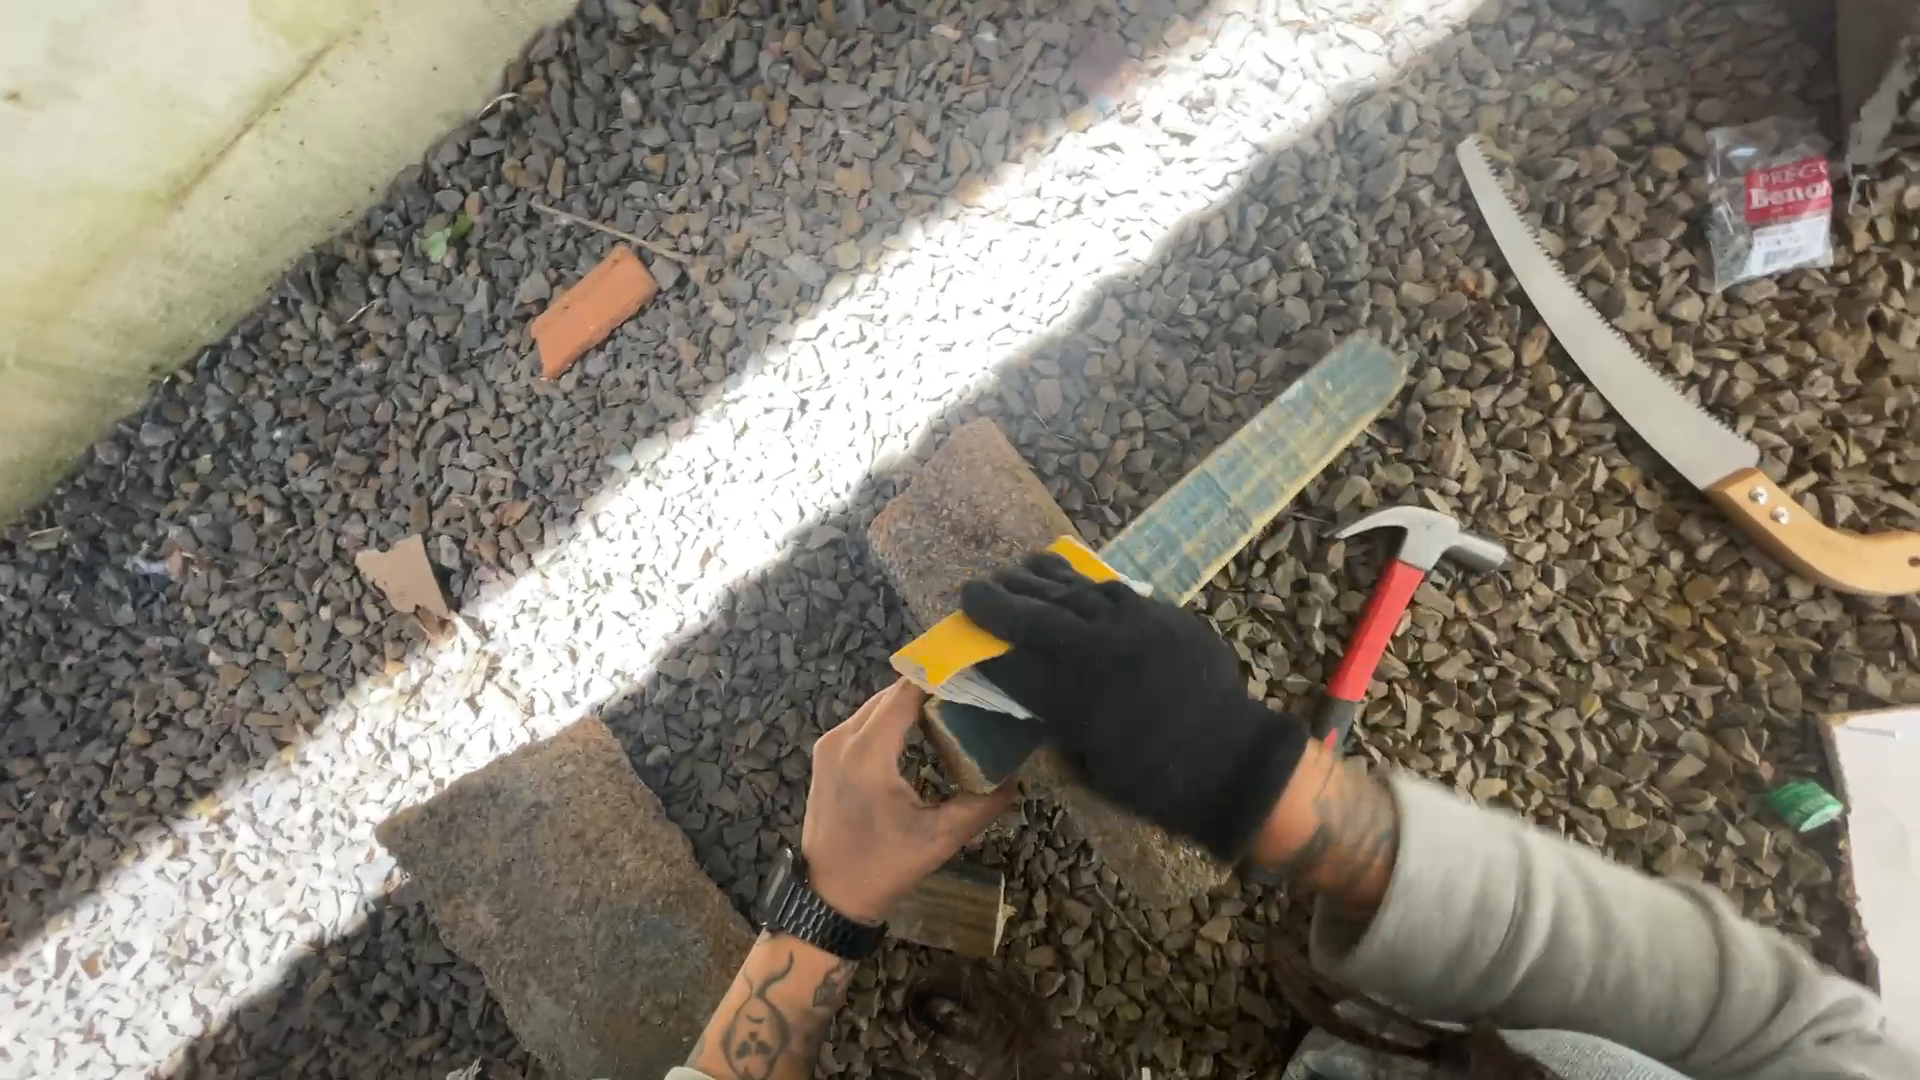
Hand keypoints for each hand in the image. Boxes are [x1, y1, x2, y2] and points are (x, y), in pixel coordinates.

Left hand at [803, 681, 1018, 922]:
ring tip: (947, 712)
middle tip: (966, 697)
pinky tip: (917, 731)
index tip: (971, 679)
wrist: (827, 899)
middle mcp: (842, 738)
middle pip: (890, 695)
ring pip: (875, 706)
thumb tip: (1015, 779)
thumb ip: (980, 805)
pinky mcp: (825, 756)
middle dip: (927, 691)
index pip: (905, 694)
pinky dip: (889, 720)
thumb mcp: (938, 839)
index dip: (938, 681)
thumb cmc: (882, 868)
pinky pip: (862, 722)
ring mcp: (829, 745)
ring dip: (908, 704)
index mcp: (867, 753)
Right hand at [960, 553, 1307, 860]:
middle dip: (995, 602)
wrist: (1228, 758)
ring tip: (1012, 571)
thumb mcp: (1090, 764)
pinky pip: (1105, 587)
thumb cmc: (1155, 777)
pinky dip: (1077, 580)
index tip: (964, 637)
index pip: (1011, 665)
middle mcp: (1093, 654)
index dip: (984, 650)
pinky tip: (1061, 573)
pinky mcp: (1155, 612)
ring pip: (1068, 592)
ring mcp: (1126, 625)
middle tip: (971, 590)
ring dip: (1033, 581)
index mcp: (1072, 699)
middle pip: (1031, 618)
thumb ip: (1057, 722)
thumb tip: (1033, 692)